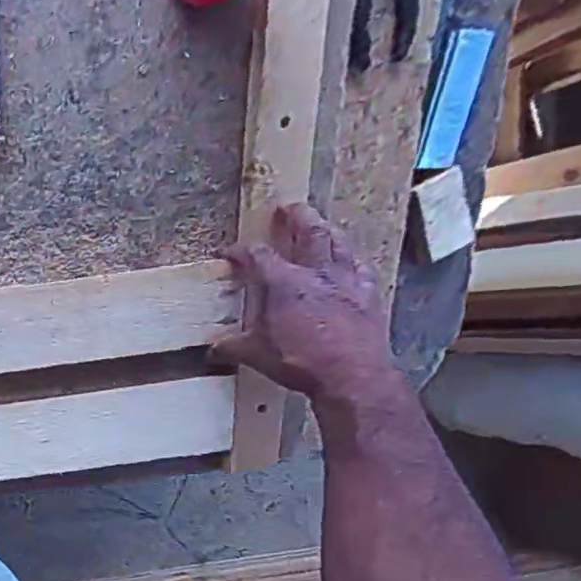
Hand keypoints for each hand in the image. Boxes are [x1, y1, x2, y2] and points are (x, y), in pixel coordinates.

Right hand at [209, 203, 394, 402]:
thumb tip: (214, 348)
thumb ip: (233, 345)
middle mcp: (316, 274)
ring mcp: (346, 281)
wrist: (351, 373)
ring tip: (320, 223)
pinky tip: (349, 259)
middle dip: (297, 218)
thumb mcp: (254, 354)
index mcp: (284, 284)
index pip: (258, 258)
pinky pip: (358, 266)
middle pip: (309, 233)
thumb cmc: (299, 360)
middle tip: (289, 207)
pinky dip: (350, 258)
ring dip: (326, 230)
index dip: (241, 252)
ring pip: (337, 243)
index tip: (230, 252)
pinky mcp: (367, 294)